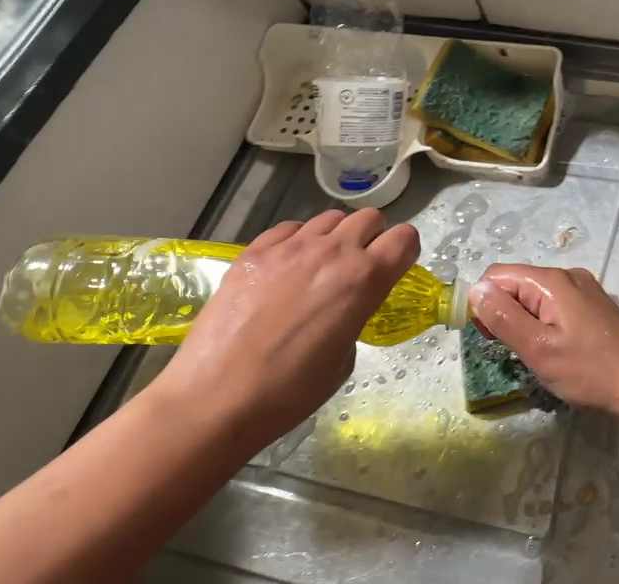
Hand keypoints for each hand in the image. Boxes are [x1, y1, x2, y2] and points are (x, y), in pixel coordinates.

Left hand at [147, 209, 418, 448]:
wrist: (214, 400)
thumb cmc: (289, 393)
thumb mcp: (344, 359)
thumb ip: (355, 316)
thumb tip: (345, 305)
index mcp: (365, 280)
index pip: (404, 238)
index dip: (404, 251)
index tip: (395, 268)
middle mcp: (333, 252)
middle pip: (369, 218)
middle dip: (371, 238)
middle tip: (357, 268)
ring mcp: (290, 248)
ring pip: (329, 218)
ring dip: (334, 237)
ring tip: (319, 267)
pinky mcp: (254, 252)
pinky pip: (289, 229)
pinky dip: (297, 242)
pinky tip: (285, 270)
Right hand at [470, 264, 618, 422]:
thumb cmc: (588, 371)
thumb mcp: (538, 349)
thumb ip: (504, 318)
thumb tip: (475, 289)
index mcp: (553, 281)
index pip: (499, 275)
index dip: (483, 302)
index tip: (487, 336)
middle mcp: (568, 276)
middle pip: (517, 284)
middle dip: (503, 312)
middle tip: (510, 349)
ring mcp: (583, 290)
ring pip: (535, 296)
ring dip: (523, 320)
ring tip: (533, 353)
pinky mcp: (592, 306)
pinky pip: (554, 305)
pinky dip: (543, 323)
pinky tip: (554, 349)